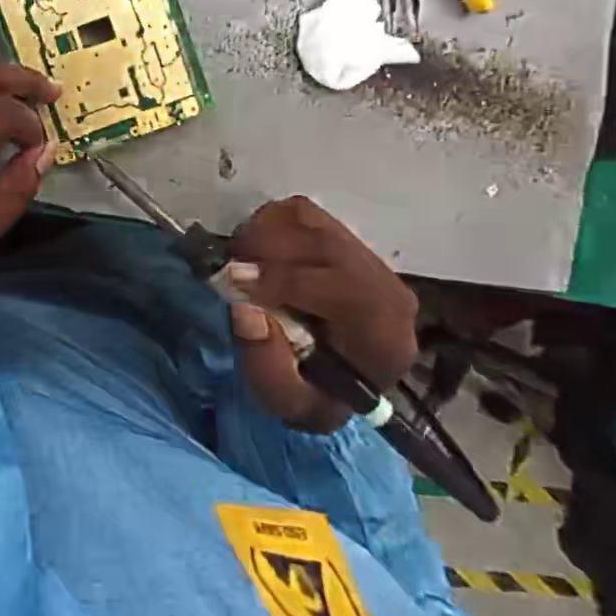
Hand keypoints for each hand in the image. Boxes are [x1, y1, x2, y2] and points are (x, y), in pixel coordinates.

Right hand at [223, 197, 418, 432]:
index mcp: (384, 336)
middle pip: (327, 246)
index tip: (237, 279)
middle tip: (229, 266)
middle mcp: (386, 289)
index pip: (347, 289)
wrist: (330, 380)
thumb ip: (267, 365)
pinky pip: (301, 212)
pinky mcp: (341, 236)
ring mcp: (365, 257)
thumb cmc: (310, 393)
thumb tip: (246, 311)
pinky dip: (269, 223)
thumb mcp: (288, 404)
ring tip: (240, 260)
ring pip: (311, 222)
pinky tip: (257, 251)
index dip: (288, 279)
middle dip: (269, 251)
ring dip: (265, 235)